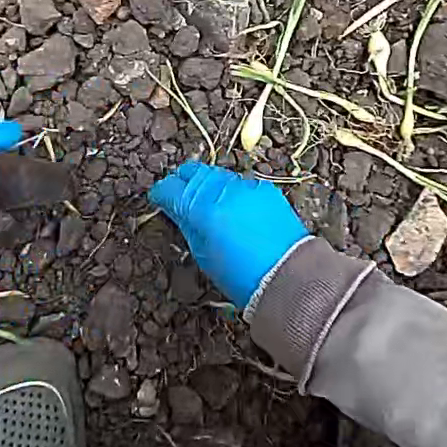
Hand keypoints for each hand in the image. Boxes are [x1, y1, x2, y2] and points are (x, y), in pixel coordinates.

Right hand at [147, 162, 308, 306]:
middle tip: (177, 193)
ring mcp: (246, 186)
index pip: (172, 188)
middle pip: (194, 172)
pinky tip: (231, 205)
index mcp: (203, 209)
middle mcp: (224, 190)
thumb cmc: (241, 275)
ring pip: (217, 174)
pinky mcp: (264, 188)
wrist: (287, 273)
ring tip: (203, 199)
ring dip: (207, 183)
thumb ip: (187, 225)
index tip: (158, 198)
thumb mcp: (203, 255)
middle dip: (183, 180)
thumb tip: (175, 209)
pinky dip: (231, 190)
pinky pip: (240, 182)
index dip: (161, 193)